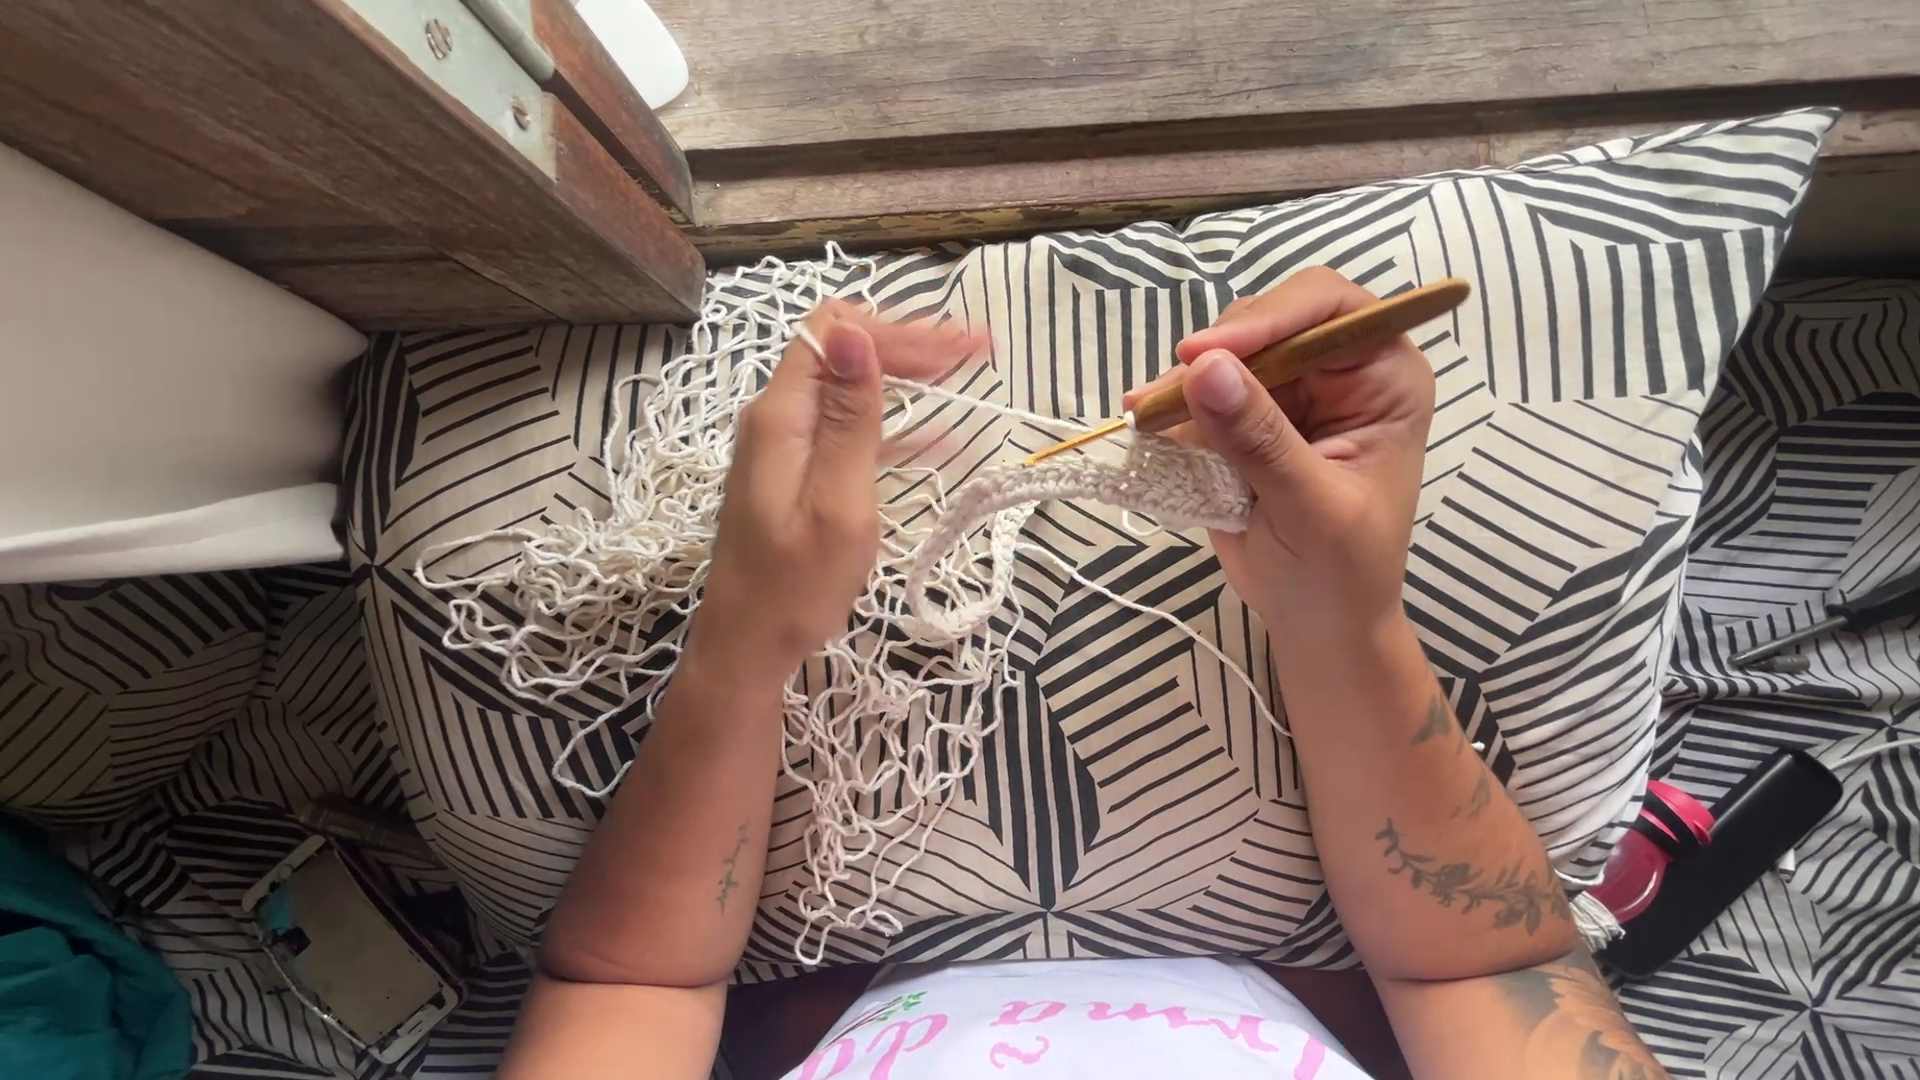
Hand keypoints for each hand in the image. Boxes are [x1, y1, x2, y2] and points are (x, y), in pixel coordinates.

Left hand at [698, 300, 980, 677]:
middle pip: (844, 352)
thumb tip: (855, 335)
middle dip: (910, 345)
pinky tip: (937, 433)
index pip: (837, 333)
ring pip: (850, 388)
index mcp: (783, 415)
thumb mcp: (837, 503)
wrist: (749, 644)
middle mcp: (779, 418)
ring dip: (907, 376)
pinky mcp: (798, 474)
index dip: (898, 331)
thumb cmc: (796, 586)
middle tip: (975, 353)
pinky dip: (894, 423)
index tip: (958, 351)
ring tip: (964, 373)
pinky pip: (848, 430)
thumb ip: (849, 420)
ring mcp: (787, 446)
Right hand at [1124, 268, 1433, 640]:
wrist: (1316, 618)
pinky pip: (1203, 397)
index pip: (1328, 310)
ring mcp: (1288, 397)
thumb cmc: (1339, 570)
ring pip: (1225, 359)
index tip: (1204, 355)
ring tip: (1142, 413)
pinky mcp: (1245, 423)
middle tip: (1162, 396)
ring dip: (1182, 384)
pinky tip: (1146, 426)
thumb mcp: (1309, 505)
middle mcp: (1336, 374)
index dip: (1267, 319)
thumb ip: (1260, 439)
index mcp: (1382, 379)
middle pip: (1268, 325)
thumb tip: (1205, 369)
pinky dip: (1173, 410)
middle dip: (1214, 356)